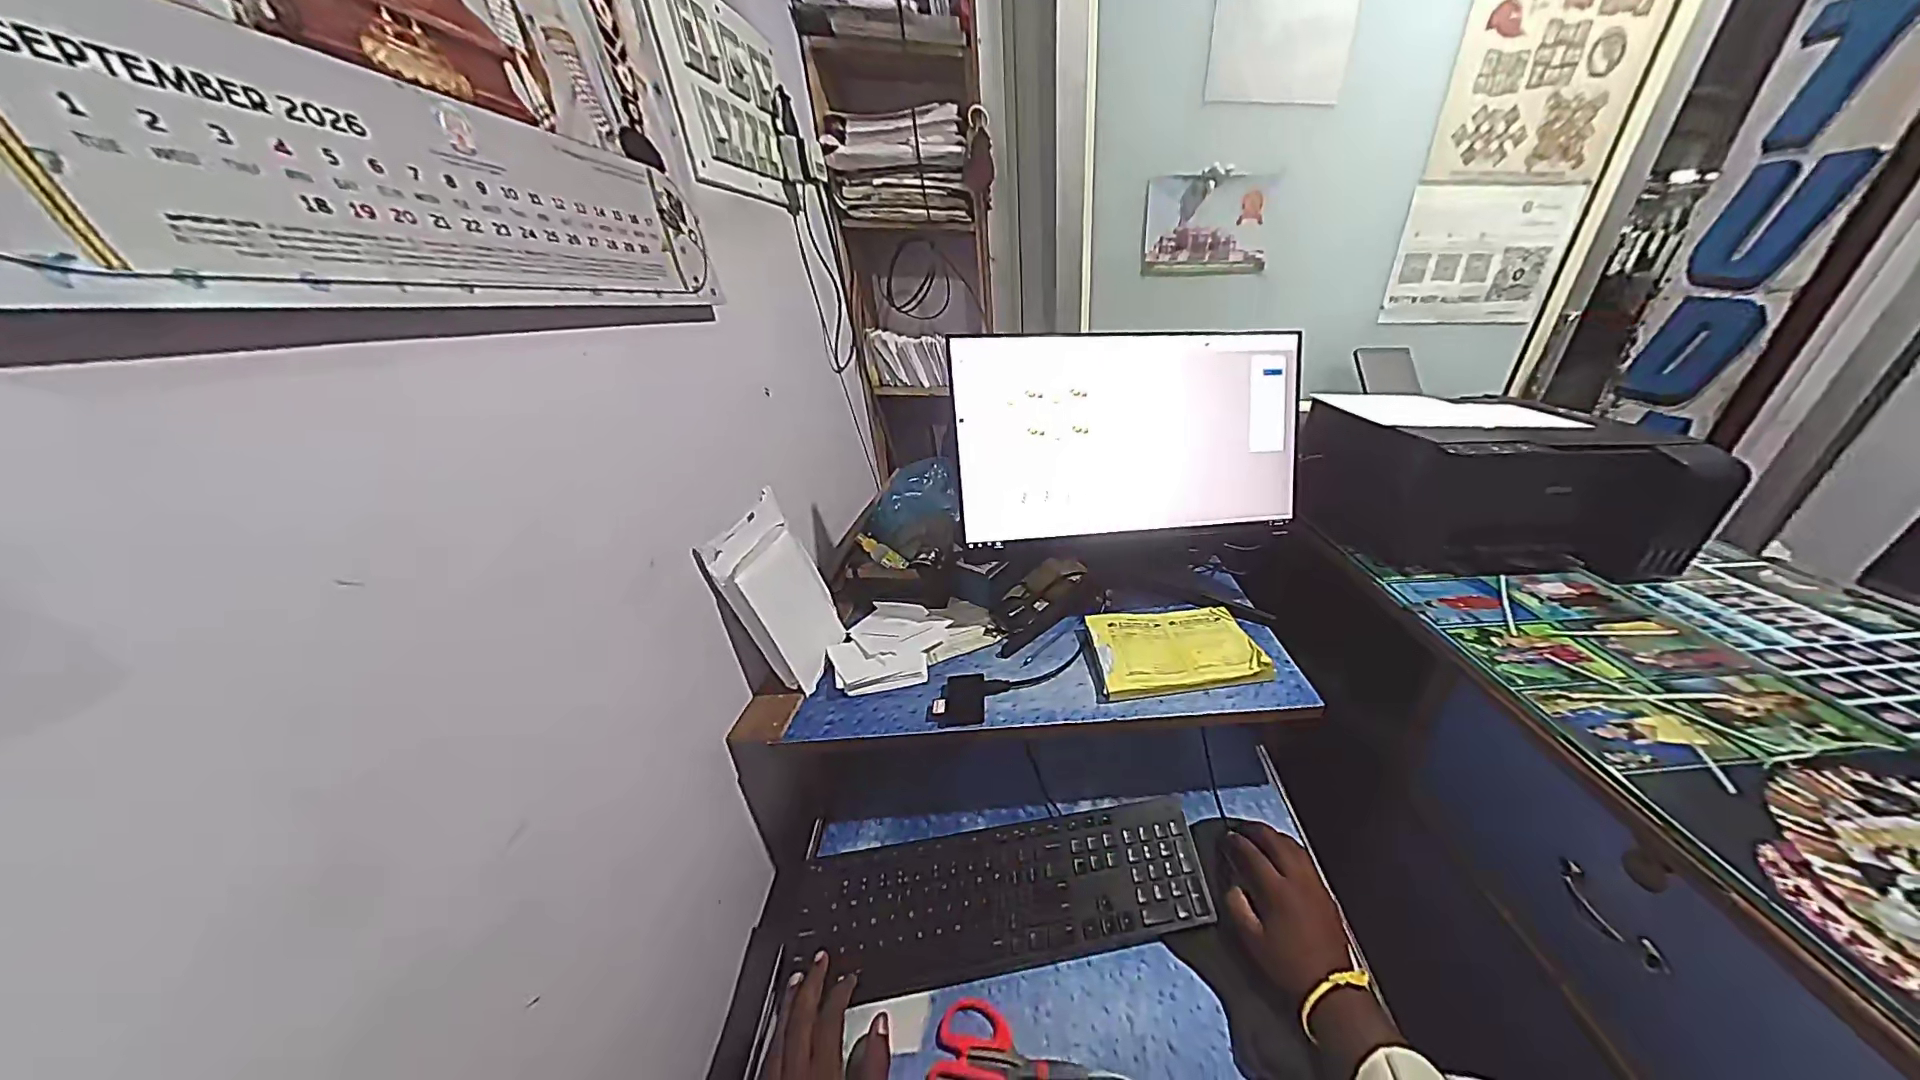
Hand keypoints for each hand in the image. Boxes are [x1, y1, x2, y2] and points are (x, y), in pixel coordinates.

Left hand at [765, 950, 889, 1079]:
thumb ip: (875, 1063)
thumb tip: (880, 1022)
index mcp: (823, 1072)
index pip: (829, 1020)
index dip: (840, 993)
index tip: (849, 978)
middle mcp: (795, 1073)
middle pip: (801, 1019)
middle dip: (812, 984)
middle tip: (820, 958)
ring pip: (779, 1033)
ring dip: (789, 1002)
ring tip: (797, 978)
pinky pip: (767, 1052)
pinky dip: (776, 1029)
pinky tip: (780, 1022)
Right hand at [1220, 822, 1353, 1000]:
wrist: (1330, 988)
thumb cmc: (1286, 965)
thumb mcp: (1251, 940)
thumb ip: (1236, 906)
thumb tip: (1232, 885)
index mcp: (1276, 890)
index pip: (1251, 854)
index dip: (1235, 842)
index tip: (1224, 838)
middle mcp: (1297, 880)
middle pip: (1275, 841)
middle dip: (1254, 830)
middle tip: (1239, 829)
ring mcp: (1315, 884)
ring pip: (1293, 846)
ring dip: (1273, 836)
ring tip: (1259, 836)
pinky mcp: (1325, 892)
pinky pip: (1305, 858)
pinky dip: (1289, 848)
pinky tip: (1282, 854)